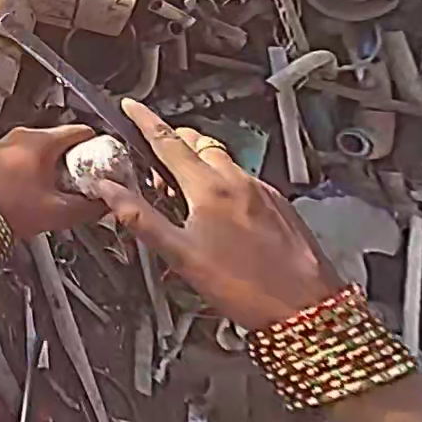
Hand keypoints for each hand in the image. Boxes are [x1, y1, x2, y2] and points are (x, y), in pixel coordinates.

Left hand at [0, 125, 105, 238]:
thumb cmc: (8, 209)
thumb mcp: (59, 212)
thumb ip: (89, 207)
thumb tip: (105, 204)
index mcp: (41, 140)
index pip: (80, 131)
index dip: (98, 147)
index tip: (106, 164)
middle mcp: (23, 134)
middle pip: (62, 140)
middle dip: (77, 160)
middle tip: (87, 183)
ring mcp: (7, 142)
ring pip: (43, 148)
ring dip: (56, 166)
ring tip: (63, 190)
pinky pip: (26, 155)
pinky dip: (38, 168)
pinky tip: (39, 190)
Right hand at [92, 99, 342, 330]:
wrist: (313, 315)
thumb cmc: (248, 288)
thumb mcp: (180, 255)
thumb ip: (139, 217)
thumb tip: (107, 190)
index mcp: (209, 187)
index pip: (167, 140)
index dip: (144, 119)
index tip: (131, 106)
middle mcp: (238, 181)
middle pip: (197, 142)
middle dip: (172, 140)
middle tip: (154, 159)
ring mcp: (263, 192)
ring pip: (221, 158)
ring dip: (198, 160)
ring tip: (184, 189)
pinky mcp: (280, 206)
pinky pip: (243, 177)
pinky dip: (223, 179)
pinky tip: (220, 209)